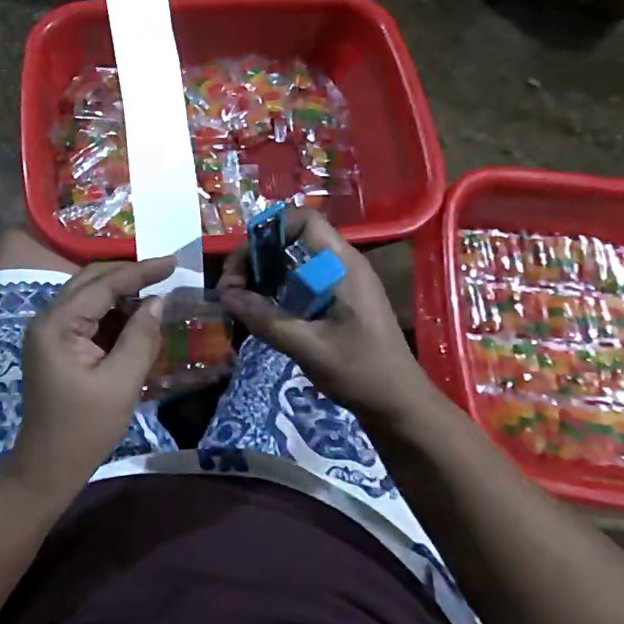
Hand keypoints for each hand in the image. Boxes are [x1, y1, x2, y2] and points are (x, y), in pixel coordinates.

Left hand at [11, 257, 174, 495]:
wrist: (49, 466)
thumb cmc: (85, 428)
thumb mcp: (121, 382)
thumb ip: (140, 337)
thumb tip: (157, 302)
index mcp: (57, 324)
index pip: (103, 284)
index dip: (140, 271)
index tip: (173, 261)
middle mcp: (48, 319)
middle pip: (91, 281)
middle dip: (129, 275)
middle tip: (166, 272)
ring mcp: (49, 332)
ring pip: (89, 297)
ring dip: (122, 294)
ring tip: (158, 293)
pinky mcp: (57, 346)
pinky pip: (88, 317)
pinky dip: (114, 314)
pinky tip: (138, 319)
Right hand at [217, 208, 431, 417]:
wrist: (399, 403)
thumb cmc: (361, 371)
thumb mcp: (308, 347)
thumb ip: (265, 319)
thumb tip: (225, 295)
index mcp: (342, 265)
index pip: (304, 220)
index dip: (269, 230)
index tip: (243, 263)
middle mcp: (342, 265)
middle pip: (292, 240)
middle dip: (257, 258)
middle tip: (232, 290)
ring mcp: (341, 282)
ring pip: (293, 262)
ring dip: (264, 276)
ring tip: (239, 302)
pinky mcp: (337, 300)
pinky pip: (301, 282)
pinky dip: (277, 291)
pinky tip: (261, 313)